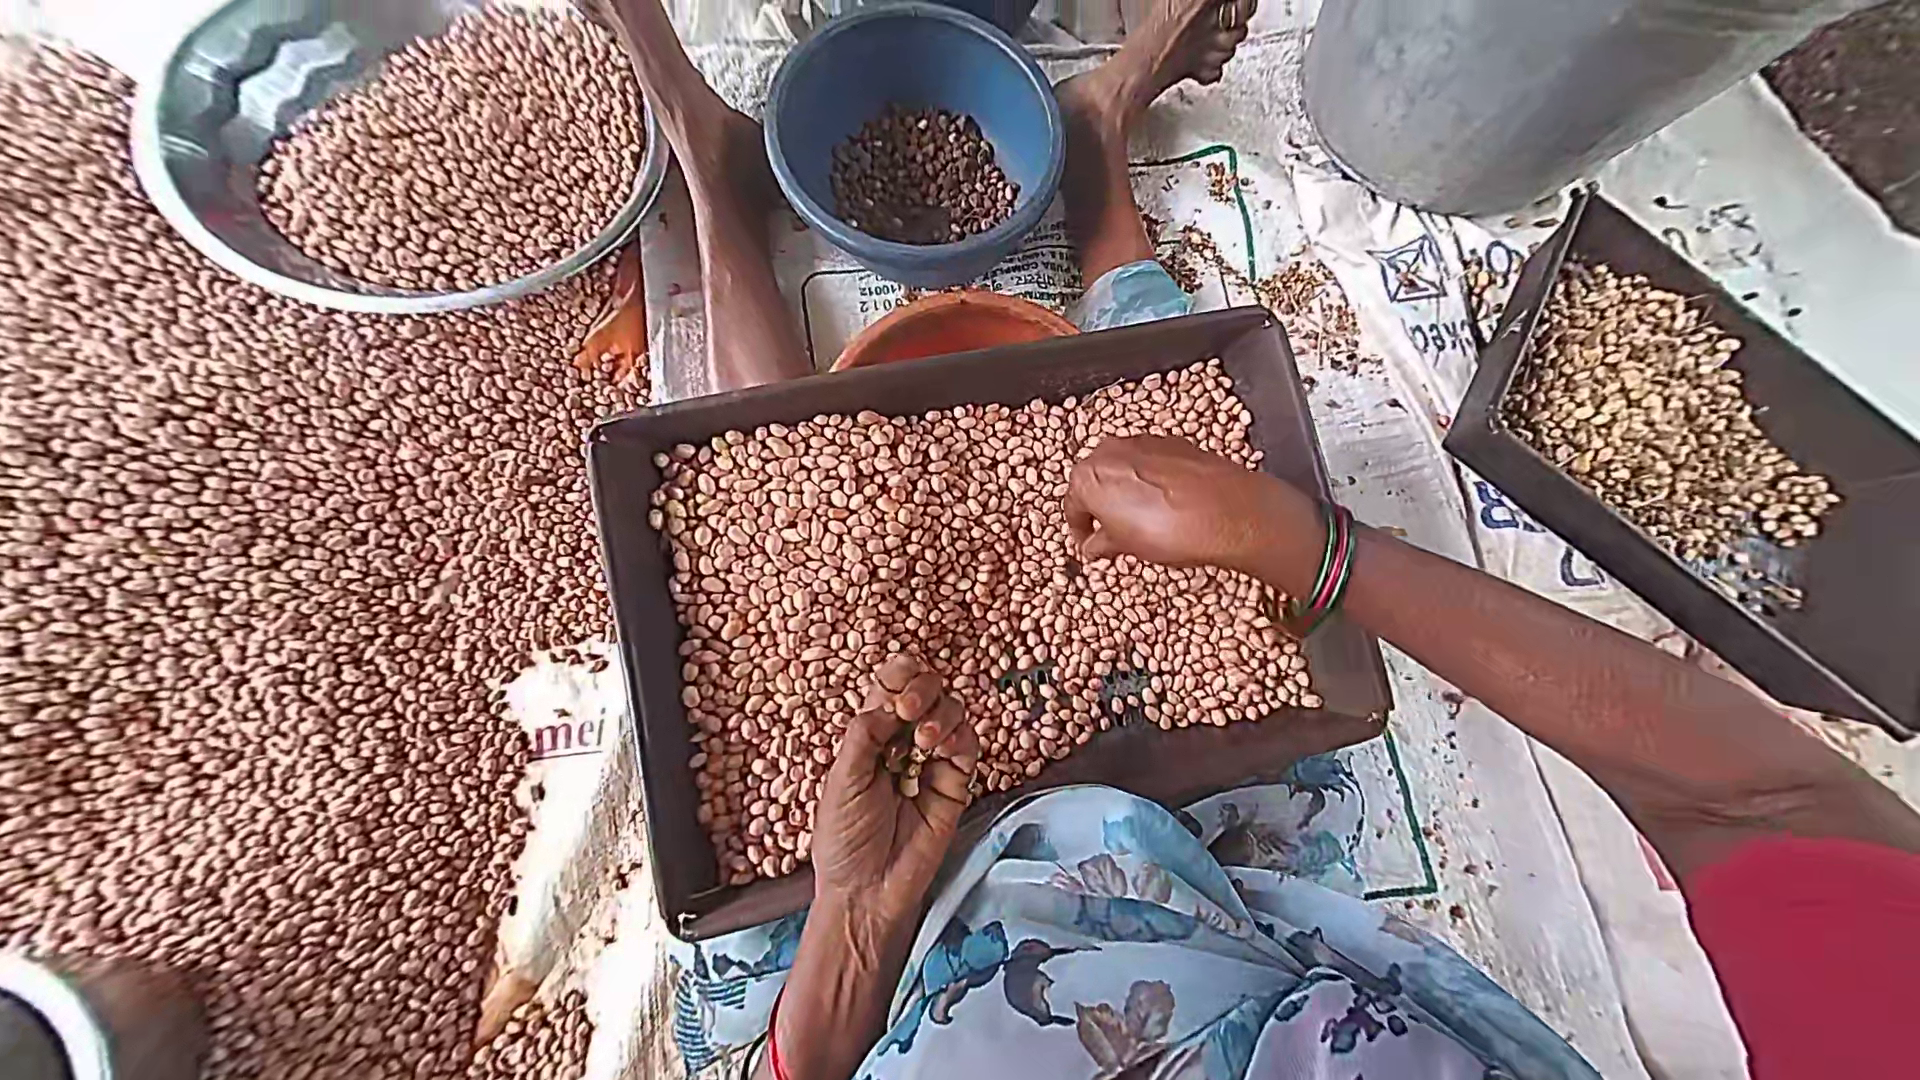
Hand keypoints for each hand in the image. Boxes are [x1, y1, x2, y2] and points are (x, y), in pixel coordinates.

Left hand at [811, 654, 978, 931]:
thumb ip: (864, 735)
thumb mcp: (842, 781)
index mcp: (873, 731)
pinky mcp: (955, 781)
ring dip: (941, 714)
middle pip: (927, 688)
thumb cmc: (844, 837)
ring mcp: (932, 758)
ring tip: (923, 741)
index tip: (898, 686)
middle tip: (907, 711)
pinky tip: (942, 751)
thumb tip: (888, 703)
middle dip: (922, 689)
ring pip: (952, 710)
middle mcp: (904, 738)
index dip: (900, 675)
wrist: (867, 891)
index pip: (893, 684)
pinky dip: (960, 738)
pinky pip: (968, 745)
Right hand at [1064, 435, 1308, 571]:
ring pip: (1122, 470)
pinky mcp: (1171, 442)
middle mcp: (1109, 451)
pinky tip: (1165, 505)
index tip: (1088, 543)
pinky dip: (1150, 482)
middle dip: (1101, 507)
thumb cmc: (1170, 530)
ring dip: (1126, 493)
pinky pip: (1149, 463)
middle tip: (1112, 533)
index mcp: (1086, 476)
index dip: (1079, 530)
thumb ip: (1102, 542)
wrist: (1228, 513)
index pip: (1072, 506)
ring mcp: (1142, 443)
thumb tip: (1095, 545)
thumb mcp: (1125, 545)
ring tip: (1143, 521)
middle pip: (1095, 482)